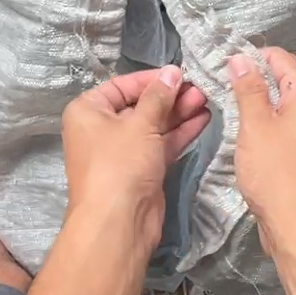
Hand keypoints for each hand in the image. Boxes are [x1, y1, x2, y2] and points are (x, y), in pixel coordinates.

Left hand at [61, 66, 210, 257]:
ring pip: (154, 125)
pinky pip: (161, 143)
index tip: (179, 73)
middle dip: (170, 96)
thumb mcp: (140, 123)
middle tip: (199, 87)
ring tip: (206, 99)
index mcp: (89, 111)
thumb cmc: (120, 163)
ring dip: (179, 113)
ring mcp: (123, 151)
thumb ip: (159, 96)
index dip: (152, 79)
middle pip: (140, 105)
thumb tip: (172, 71)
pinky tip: (202, 119)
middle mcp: (102, 129)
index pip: (122, 85)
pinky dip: (180, 132)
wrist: (118, 223)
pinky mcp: (142, 169)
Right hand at [230, 48, 295, 254]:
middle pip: (283, 78)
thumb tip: (240, 58)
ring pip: (285, 103)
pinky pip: (290, 123)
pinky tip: (253, 138)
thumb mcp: (255, 124)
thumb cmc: (276, 172)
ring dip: (261, 105)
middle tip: (225, 93)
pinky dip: (271, 124)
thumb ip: (248, 87)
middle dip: (255, 82)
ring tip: (236, 115)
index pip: (278, 57)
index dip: (249, 60)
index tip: (223, 71)